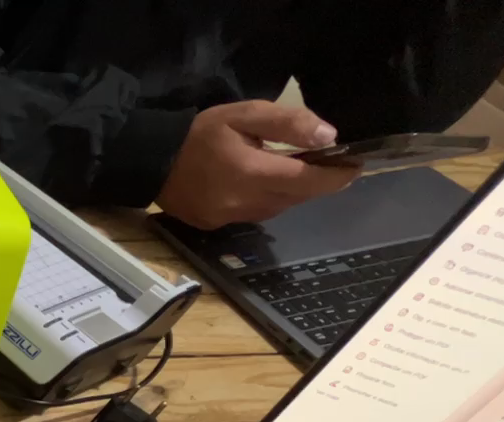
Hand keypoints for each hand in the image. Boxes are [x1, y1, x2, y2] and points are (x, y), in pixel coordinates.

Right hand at [156, 101, 358, 228]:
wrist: (149, 163)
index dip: (337, 176)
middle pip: (294, 198)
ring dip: (287, 194)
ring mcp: (224, 217)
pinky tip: (255, 188)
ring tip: (288, 176)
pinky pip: (249, 216)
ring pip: (273, 210)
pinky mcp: (210, 224)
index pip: (309, 181)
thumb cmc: (200, 134)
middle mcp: (241, 202)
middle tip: (322, 166)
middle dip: (313, 184)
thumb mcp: (248, 114)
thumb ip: (291, 123)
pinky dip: (261, 203)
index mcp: (253, 173)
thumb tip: (328, 137)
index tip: (353, 167)